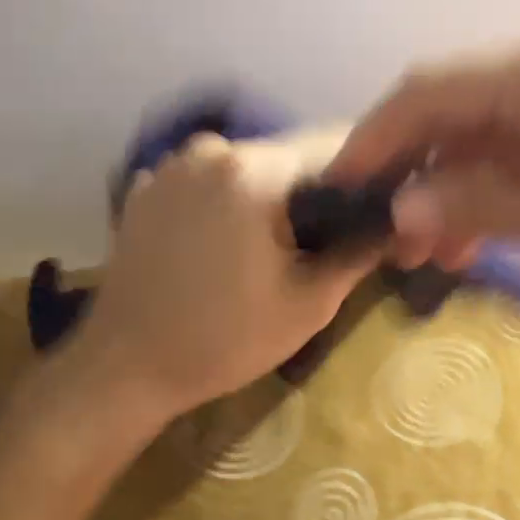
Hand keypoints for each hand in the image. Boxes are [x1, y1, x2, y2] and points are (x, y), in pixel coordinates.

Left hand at [74, 133, 378, 419]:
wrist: (124, 370)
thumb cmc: (224, 339)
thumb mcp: (310, 303)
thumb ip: (359, 251)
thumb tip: (395, 220)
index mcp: (253, 169)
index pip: (333, 149)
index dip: (363, 179)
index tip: (378, 210)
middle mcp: (209, 150)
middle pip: (288, 157)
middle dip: (315, 191)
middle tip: (332, 238)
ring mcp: (171, 166)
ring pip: (247, 169)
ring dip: (270, 198)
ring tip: (282, 247)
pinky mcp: (145, 189)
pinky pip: (208, 184)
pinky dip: (228, 204)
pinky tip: (231, 247)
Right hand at [326, 27, 519, 276]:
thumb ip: (480, 207)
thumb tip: (399, 212)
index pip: (427, 91)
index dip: (373, 140)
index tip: (337, 193)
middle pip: (449, 109)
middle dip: (407, 170)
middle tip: (378, 237)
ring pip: (481, 134)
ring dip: (447, 187)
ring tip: (423, 255)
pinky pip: (518, 149)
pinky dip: (489, 188)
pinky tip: (473, 238)